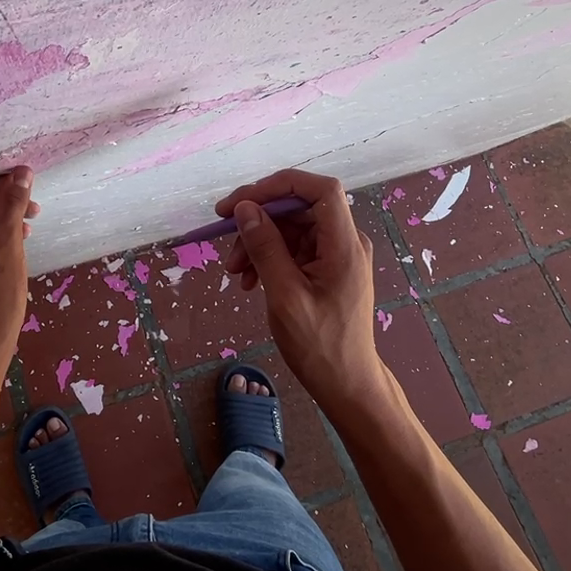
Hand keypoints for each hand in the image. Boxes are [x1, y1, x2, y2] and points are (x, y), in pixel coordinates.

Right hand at [218, 169, 383, 409]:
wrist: (347, 386)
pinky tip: (248, 280)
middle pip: (299, 207)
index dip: (281, 184)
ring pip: (291, 228)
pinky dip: (268, 257)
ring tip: (234, 270)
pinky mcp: (327, 269)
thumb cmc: (319, 345)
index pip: (320, 190)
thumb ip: (265, 247)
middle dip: (259, 217)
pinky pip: (293, 248)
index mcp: (344, 244)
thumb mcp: (284, 295)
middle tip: (223, 227)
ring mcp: (337, 255)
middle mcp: (345, 242)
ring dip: (258, 241)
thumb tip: (245, 209)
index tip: (244, 200)